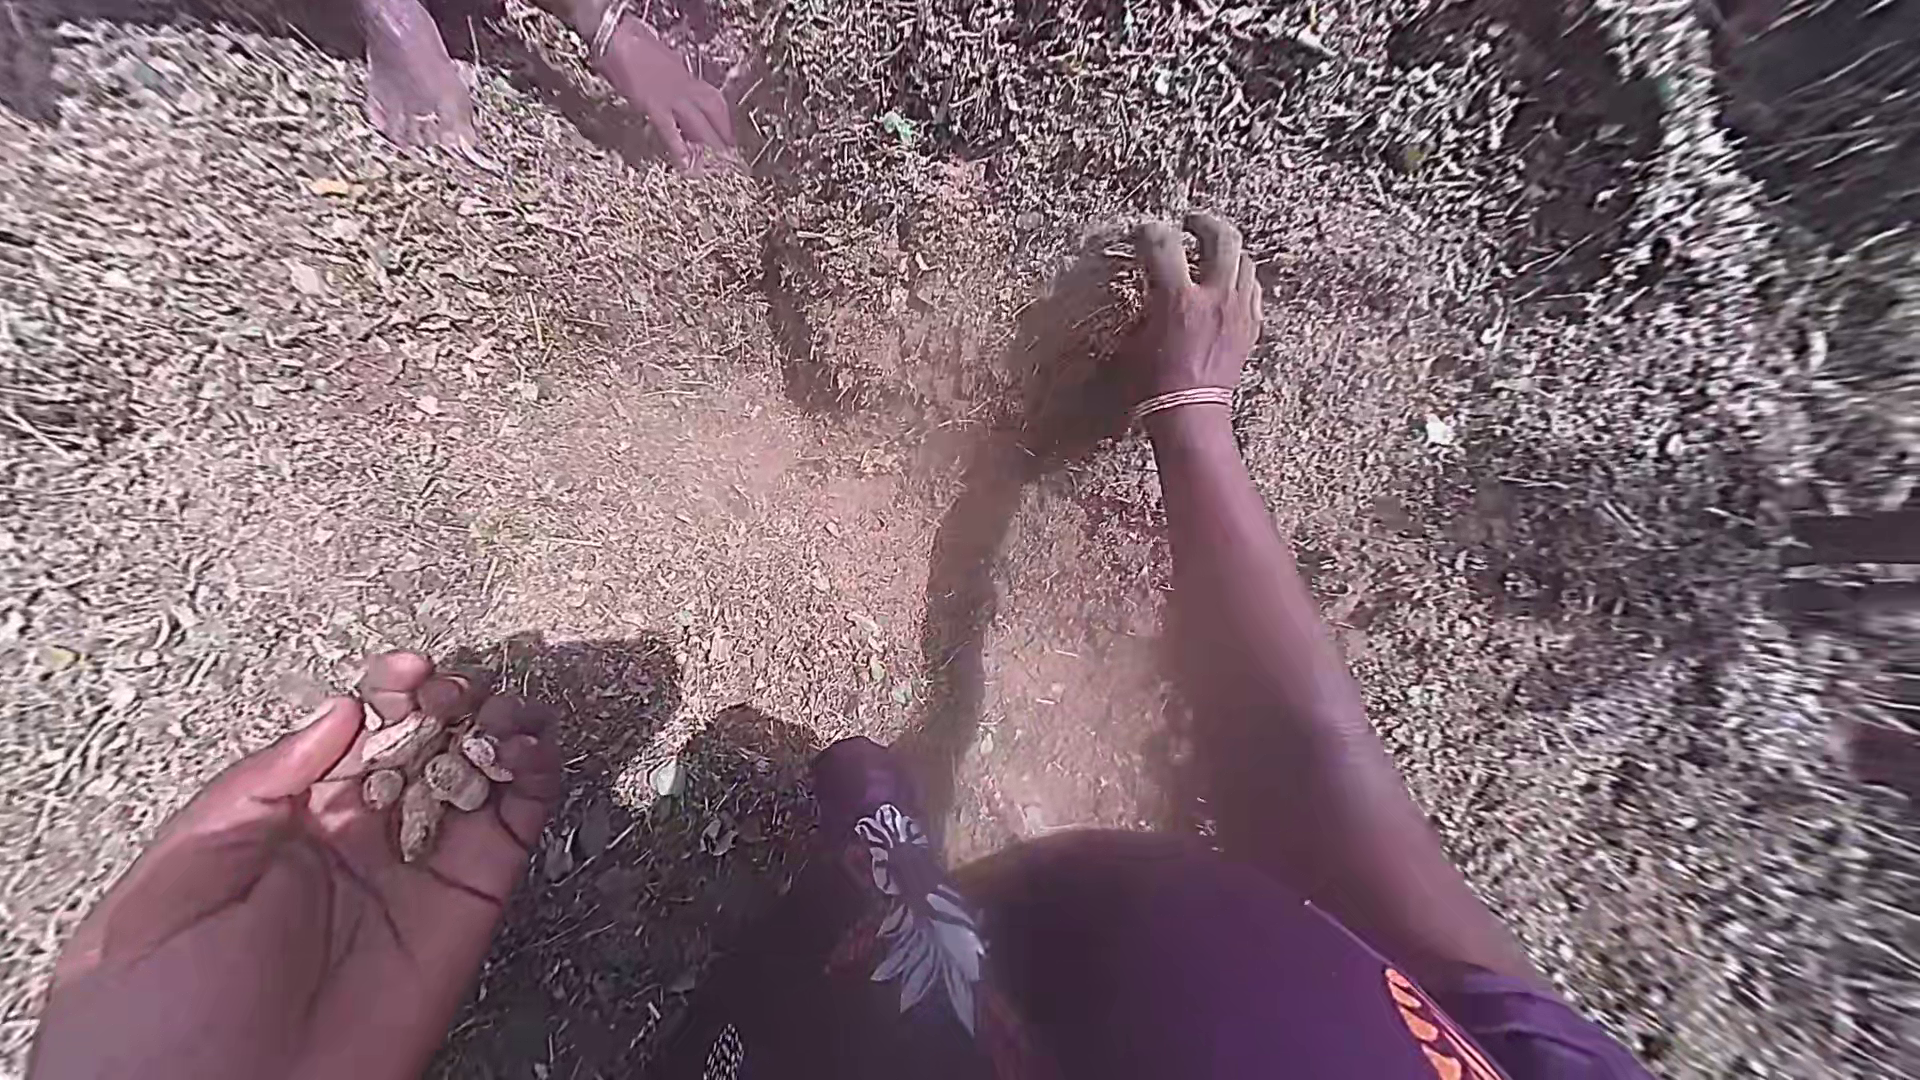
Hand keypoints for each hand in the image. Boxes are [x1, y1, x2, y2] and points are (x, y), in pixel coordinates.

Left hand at [30, 652, 560, 1079]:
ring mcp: (433, 854)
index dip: (389, 692)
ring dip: (504, 727)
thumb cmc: (156, 1030)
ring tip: (503, 715)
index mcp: (296, 824)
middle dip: (453, 702)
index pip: (358, 735)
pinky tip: (530, 750)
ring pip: (486, 766)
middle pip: (433, 740)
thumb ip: (253, 793)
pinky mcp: (481, 883)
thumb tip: (339, 713)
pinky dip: (537, 773)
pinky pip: (522, 814)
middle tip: (458, 694)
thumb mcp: (164, 899)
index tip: (410, 667)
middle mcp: (374, 829)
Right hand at [600, 21, 736, 171]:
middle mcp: (684, 87)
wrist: (612, 29)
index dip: (724, 121)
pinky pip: (671, 133)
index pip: (714, 101)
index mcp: (686, 75)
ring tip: (715, 165)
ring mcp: (671, 97)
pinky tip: (685, 166)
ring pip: (699, 126)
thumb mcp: (661, 56)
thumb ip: (673, 73)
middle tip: (729, 157)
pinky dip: (679, 151)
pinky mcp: (654, 106)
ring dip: (708, 146)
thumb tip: (678, 81)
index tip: (728, 135)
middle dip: (722, 136)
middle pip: (712, 115)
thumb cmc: (631, 37)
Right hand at [1124, 213, 1262, 403]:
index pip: (1165, 246)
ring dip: (1226, 250)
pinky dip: (1239, 279)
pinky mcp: (1251, 326)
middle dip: (1204, 223)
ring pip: (1243, 260)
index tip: (1144, 233)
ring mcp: (1239, 310)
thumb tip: (1152, 290)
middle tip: (1191, 224)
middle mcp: (1214, 297)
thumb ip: (1148, 307)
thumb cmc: (1155, 385)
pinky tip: (1227, 285)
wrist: (1190, 412)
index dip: (1151, 233)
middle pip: (1222, 237)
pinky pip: (1252, 288)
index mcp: (1178, 300)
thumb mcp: (1136, 342)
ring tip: (1211, 253)